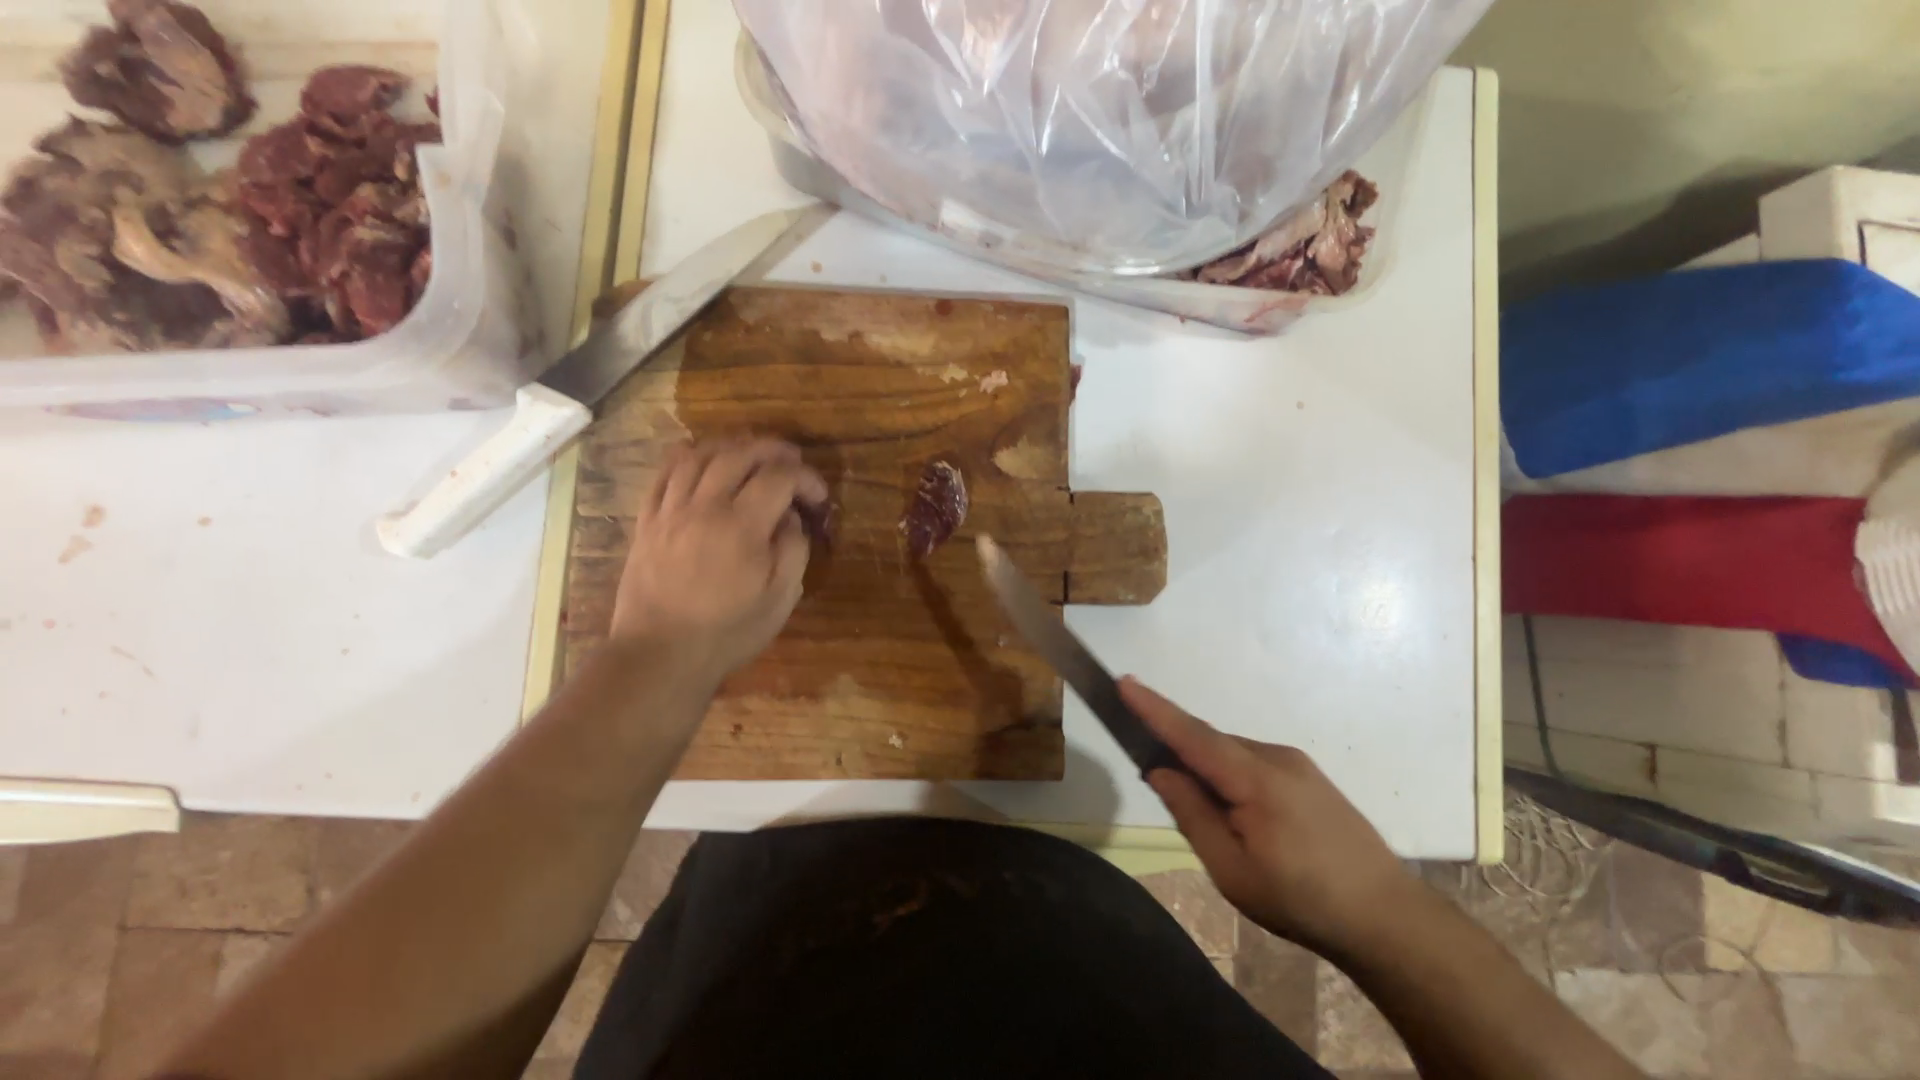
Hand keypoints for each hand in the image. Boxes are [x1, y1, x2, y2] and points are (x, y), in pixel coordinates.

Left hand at [611, 438, 827, 682]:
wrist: (659, 655)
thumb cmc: (727, 633)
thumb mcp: (780, 599)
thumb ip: (793, 550)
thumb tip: (790, 517)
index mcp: (742, 525)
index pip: (780, 476)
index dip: (807, 478)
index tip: (819, 499)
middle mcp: (705, 506)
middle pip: (740, 454)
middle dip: (773, 450)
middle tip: (793, 460)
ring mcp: (671, 510)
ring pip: (700, 454)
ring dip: (731, 445)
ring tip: (751, 453)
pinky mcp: (648, 520)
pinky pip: (665, 472)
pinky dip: (688, 456)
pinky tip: (702, 459)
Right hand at [1125, 678, 1417, 955]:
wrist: (1386, 917)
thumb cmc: (1302, 901)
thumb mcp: (1232, 871)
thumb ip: (1192, 815)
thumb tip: (1161, 771)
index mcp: (1257, 780)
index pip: (1194, 736)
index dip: (1155, 710)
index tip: (1123, 682)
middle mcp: (1278, 758)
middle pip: (1211, 743)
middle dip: (1176, 749)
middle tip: (1149, 778)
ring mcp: (1298, 766)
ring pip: (1232, 755)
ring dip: (1205, 769)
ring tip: (1201, 815)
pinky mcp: (1310, 779)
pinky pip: (1252, 765)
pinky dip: (1229, 776)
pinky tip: (1232, 815)